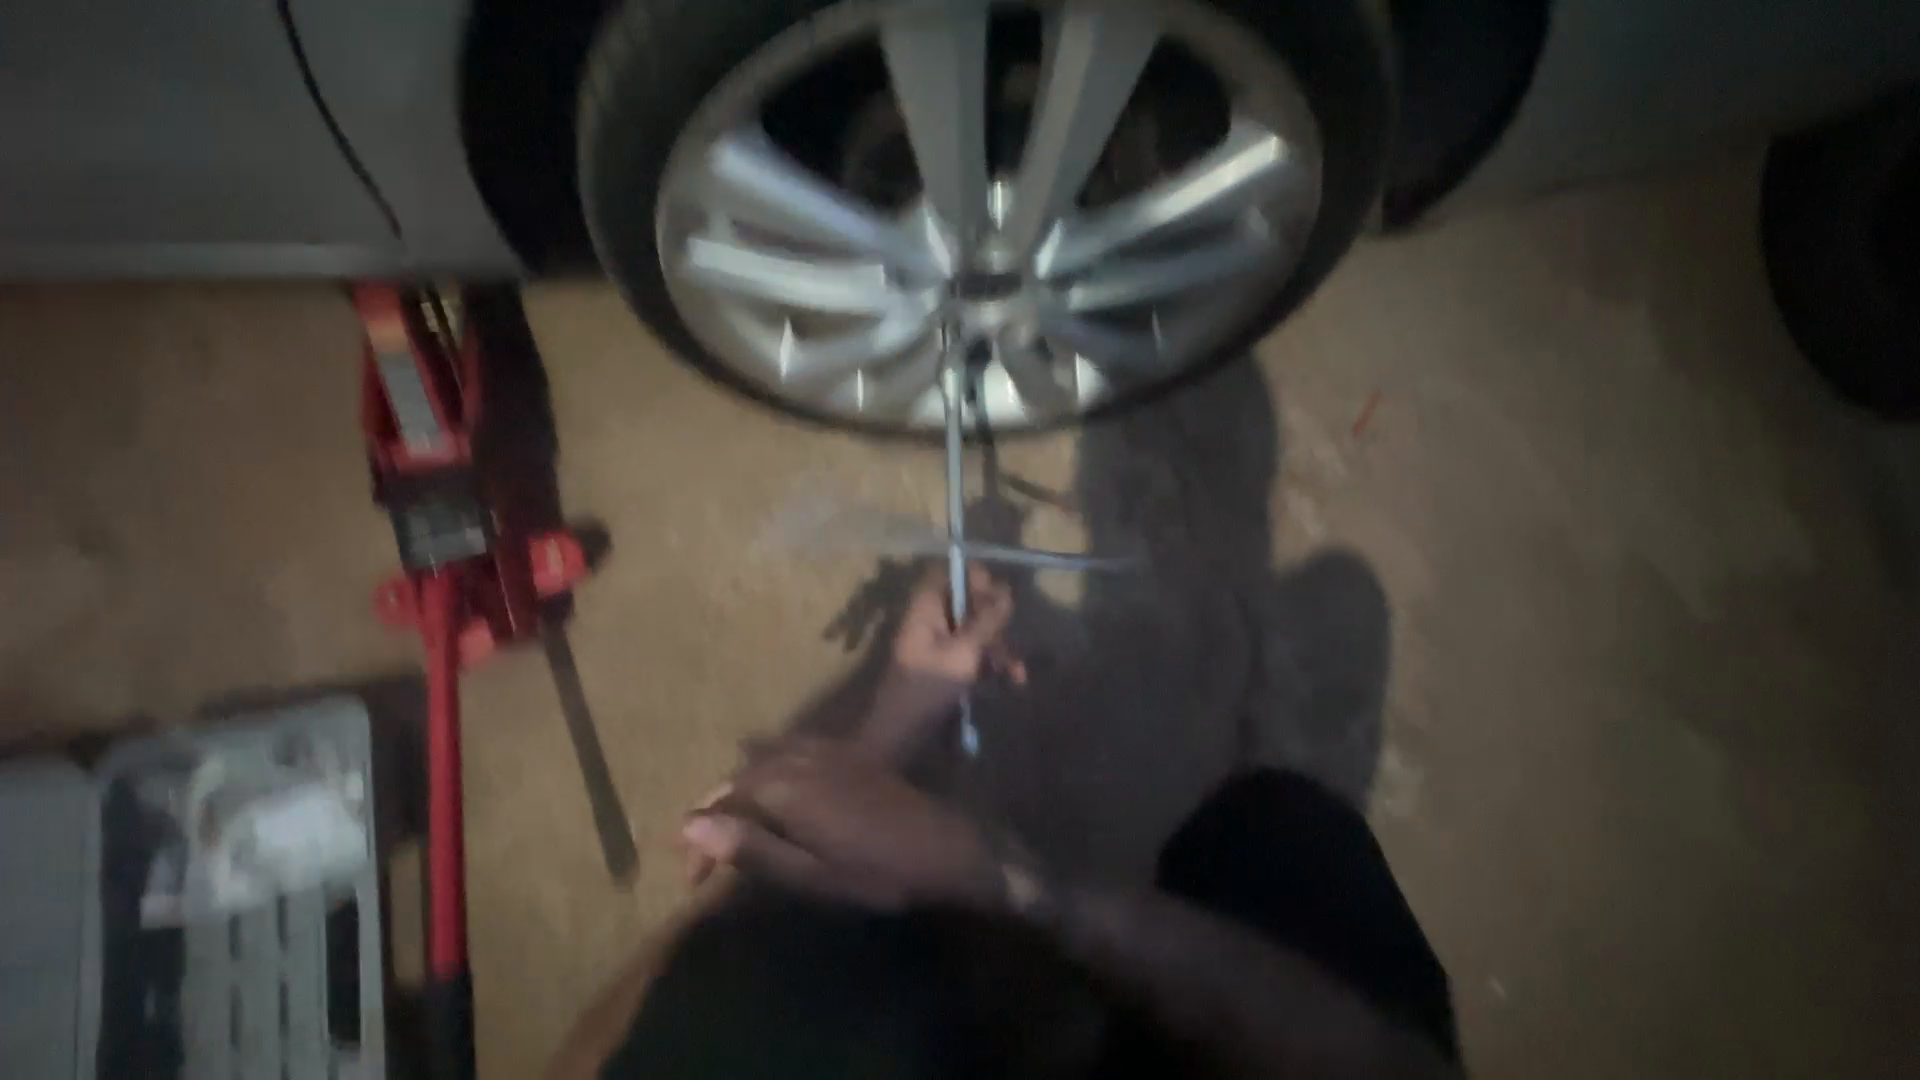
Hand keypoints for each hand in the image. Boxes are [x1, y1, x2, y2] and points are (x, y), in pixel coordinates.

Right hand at [681, 738, 1001, 909]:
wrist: (939, 846)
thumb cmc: (874, 870)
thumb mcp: (808, 873)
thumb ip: (749, 847)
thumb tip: (689, 825)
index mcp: (784, 787)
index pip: (720, 802)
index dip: (698, 838)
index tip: (691, 879)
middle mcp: (798, 758)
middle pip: (739, 776)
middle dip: (716, 812)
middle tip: (705, 859)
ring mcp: (824, 749)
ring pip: (763, 758)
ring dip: (740, 787)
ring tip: (731, 823)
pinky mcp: (846, 752)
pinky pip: (792, 746)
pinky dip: (769, 763)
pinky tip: (775, 783)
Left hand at [871, 564, 1023, 721]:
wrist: (899, 734)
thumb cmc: (928, 687)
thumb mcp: (964, 652)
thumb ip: (986, 621)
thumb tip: (1006, 592)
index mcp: (927, 607)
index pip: (952, 574)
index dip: (977, 580)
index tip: (999, 598)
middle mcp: (932, 618)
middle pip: (970, 603)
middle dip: (996, 623)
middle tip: (1008, 643)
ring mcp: (938, 642)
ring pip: (976, 630)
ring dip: (999, 649)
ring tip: (1016, 675)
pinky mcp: (945, 664)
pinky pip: (973, 652)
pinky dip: (990, 663)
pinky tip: (1010, 681)